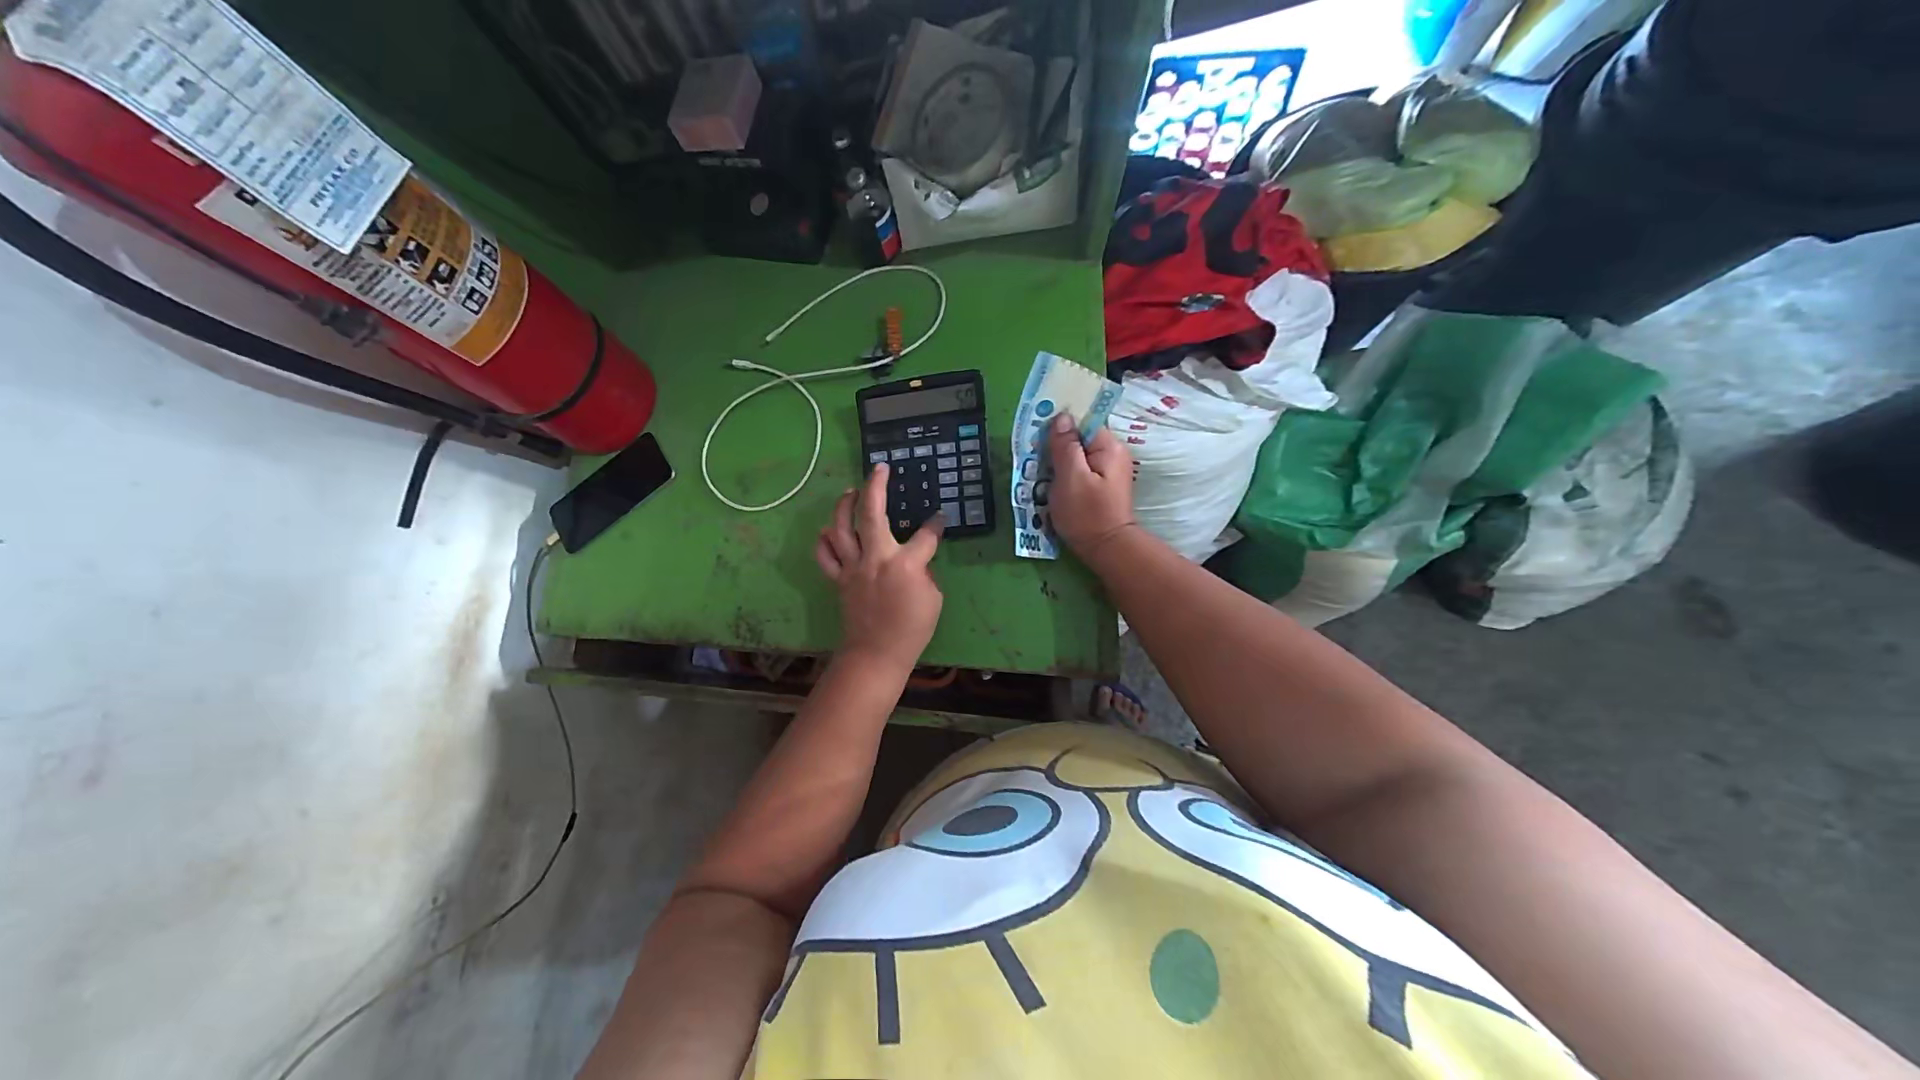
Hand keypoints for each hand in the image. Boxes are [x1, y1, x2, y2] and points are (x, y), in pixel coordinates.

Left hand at [814, 463, 943, 667]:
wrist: (876, 654)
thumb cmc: (911, 629)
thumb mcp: (932, 599)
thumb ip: (923, 572)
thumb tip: (915, 561)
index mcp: (905, 563)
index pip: (925, 535)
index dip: (935, 525)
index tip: (939, 518)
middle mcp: (876, 558)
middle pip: (872, 513)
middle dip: (876, 486)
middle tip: (880, 469)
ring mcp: (853, 567)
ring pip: (841, 527)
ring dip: (845, 505)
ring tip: (851, 492)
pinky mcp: (839, 579)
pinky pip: (825, 555)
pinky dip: (825, 540)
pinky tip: (829, 530)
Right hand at [1047, 412, 1137, 561]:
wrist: (1106, 549)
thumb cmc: (1086, 513)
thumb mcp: (1070, 477)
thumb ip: (1065, 445)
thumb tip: (1061, 417)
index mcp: (1108, 446)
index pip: (1083, 421)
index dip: (1060, 424)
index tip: (1038, 433)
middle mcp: (1112, 454)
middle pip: (1079, 437)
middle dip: (1057, 444)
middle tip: (1035, 455)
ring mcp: (1107, 470)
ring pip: (1077, 454)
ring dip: (1058, 460)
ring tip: (1040, 471)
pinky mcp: (1100, 485)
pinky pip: (1079, 469)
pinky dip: (1064, 473)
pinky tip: (1052, 483)